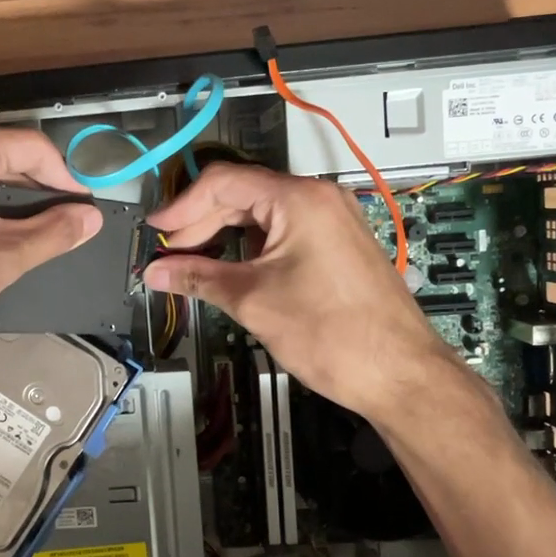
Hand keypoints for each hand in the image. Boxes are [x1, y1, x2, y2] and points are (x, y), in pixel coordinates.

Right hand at [142, 163, 453, 422]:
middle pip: (242, 195)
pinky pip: (283, 232)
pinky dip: (251, 248)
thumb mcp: (252, 301)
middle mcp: (320, 199)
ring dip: (224, 237)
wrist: (398, 374)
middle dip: (200, 224)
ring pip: (262, 216)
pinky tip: (230, 271)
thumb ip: (198, 278)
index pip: (223, 182)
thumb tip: (159, 272)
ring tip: (193, 267)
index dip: (182, 206)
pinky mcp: (338, 245)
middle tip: (169, 255)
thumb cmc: (339, 336)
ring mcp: (333, 221)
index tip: (157, 230)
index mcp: (300, 199)